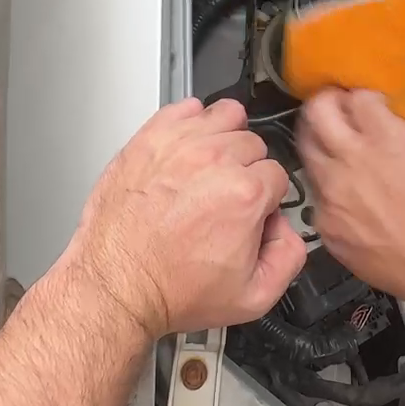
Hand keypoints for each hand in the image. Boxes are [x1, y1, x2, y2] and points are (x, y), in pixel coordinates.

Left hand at [61, 98, 306, 338]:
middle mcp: (214, 161)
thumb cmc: (170, 288)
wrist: (116, 285)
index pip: (277, 173)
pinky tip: (188, 147)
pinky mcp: (150, 138)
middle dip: (246, 168)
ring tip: (211, 164)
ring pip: (226, 116)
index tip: (250, 209)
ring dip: (225, 137)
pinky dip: (192, 121)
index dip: (267, 196)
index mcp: (244, 194)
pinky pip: (185, 107)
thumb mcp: (252, 298)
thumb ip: (288, 258)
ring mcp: (180, 145)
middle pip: (253, 143)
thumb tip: (288, 230)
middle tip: (226, 194)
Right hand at [298, 89, 404, 309]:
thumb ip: (352, 231)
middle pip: (307, 140)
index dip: (327, 164)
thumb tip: (357, 212)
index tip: (341, 159)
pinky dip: (370, 98)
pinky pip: (362, 100)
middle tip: (336, 119)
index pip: (313, 181)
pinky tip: (385, 103)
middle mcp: (331, 185)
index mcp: (329, 222)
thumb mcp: (372, 263)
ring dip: (332, 101)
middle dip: (317, 127)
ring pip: (320, 111)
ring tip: (350, 100)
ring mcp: (353, 155)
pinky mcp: (383, 133)